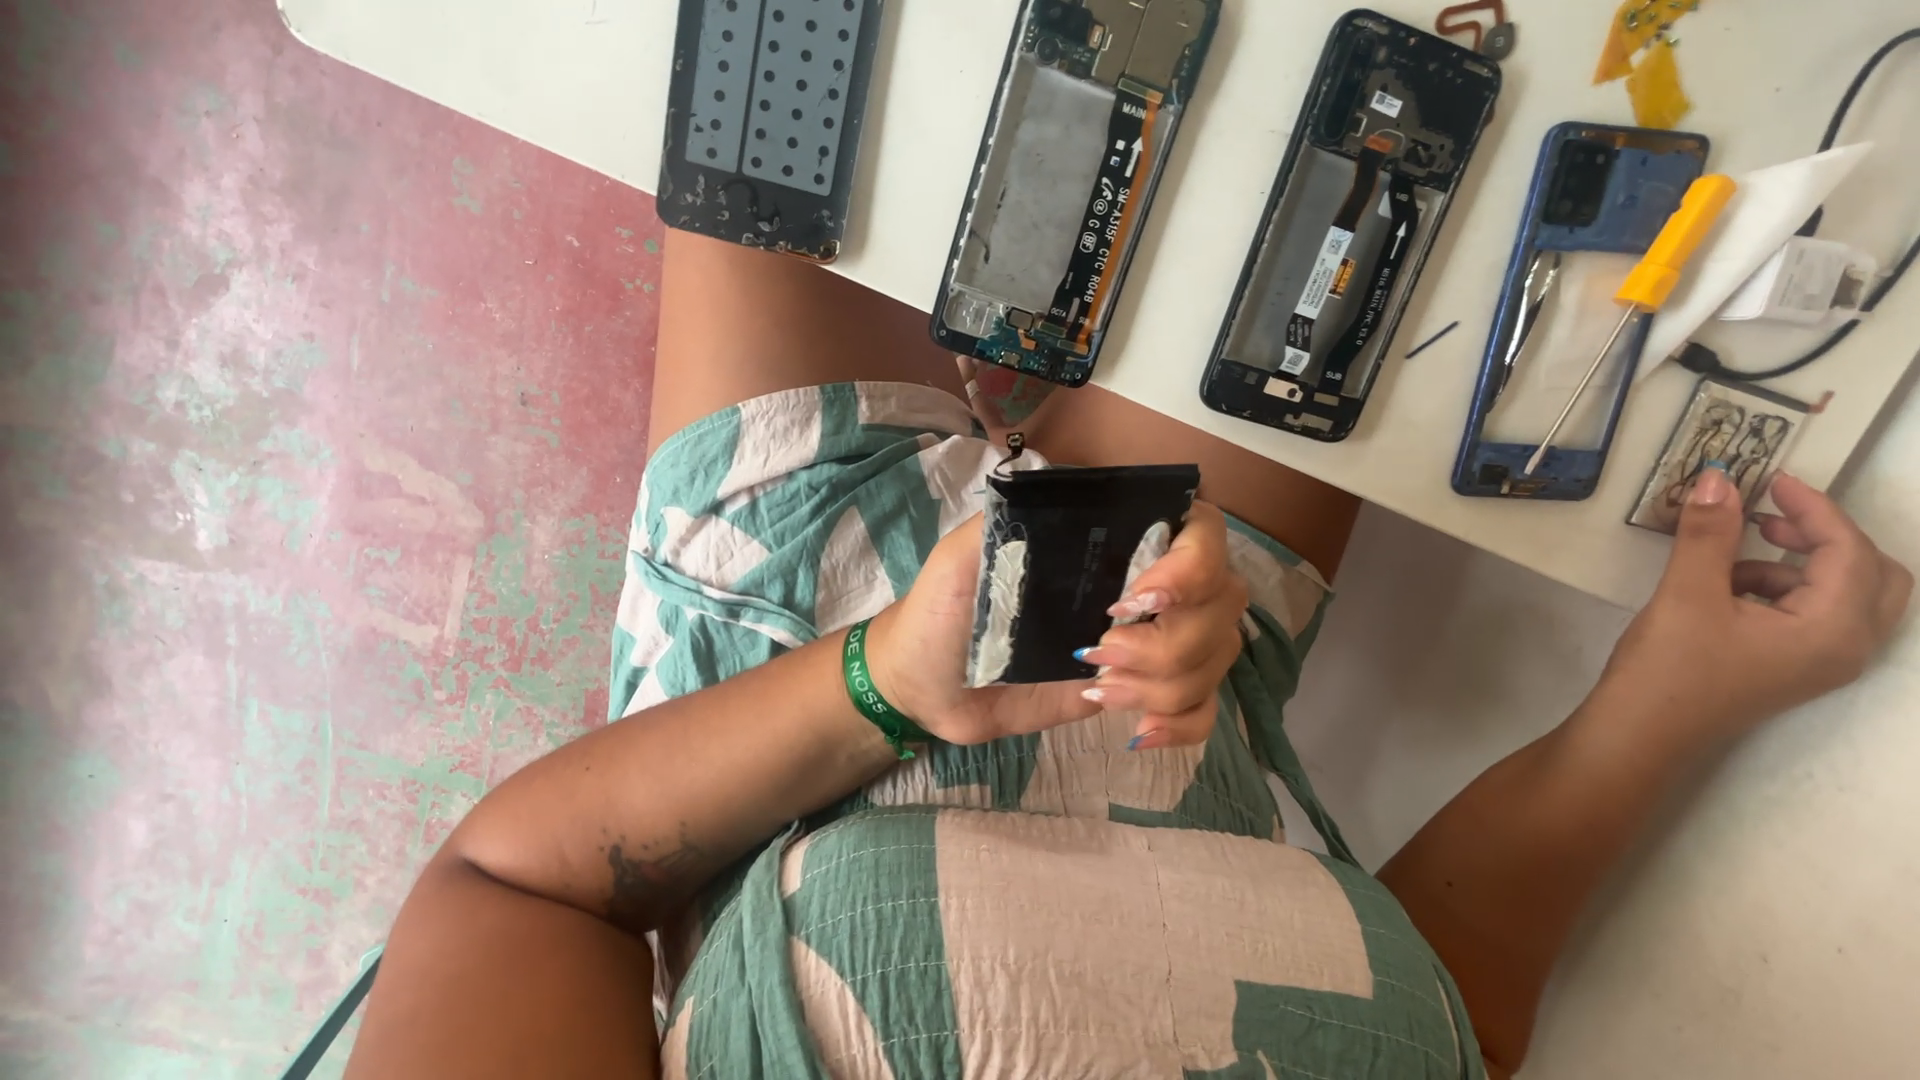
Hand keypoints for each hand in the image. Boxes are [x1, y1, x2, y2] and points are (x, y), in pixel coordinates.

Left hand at [867, 501, 1248, 749]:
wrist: (927, 686)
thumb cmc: (943, 612)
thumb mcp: (963, 557)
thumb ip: (1008, 521)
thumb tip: (1063, 495)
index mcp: (1111, 543)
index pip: (1199, 531)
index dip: (1192, 565)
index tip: (1136, 600)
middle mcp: (1144, 588)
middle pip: (1222, 601)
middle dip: (1171, 640)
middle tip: (1098, 654)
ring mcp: (1148, 643)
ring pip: (1217, 655)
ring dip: (1167, 682)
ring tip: (1098, 690)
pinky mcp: (1140, 693)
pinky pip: (1201, 709)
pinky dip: (1184, 722)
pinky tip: (1140, 729)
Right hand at [1602, 468, 1910, 740]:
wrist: (1640, 731)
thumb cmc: (1669, 667)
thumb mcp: (1685, 595)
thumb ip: (1709, 536)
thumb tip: (1718, 479)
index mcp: (1835, 629)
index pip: (1849, 551)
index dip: (1813, 509)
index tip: (1769, 480)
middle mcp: (1848, 647)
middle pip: (1874, 575)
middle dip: (1826, 537)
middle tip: (1768, 516)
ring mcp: (1822, 662)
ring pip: (1845, 595)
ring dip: (1800, 564)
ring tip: (1732, 556)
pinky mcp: (1792, 668)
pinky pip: (1815, 615)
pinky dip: (1782, 589)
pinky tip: (1726, 590)